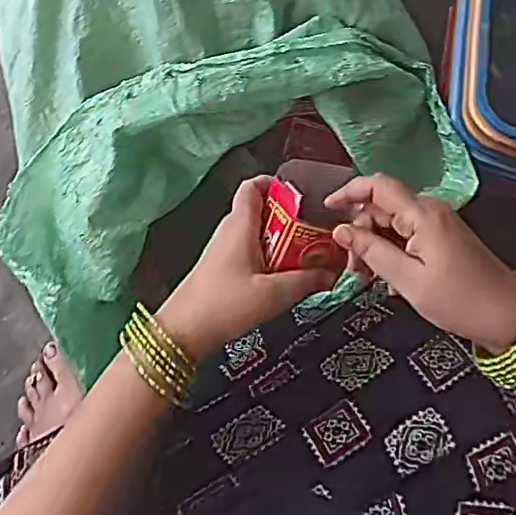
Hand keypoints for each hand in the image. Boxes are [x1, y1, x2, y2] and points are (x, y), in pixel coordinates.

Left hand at [156, 178, 338, 357]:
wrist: (184, 331)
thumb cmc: (223, 304)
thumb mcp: (273, 294)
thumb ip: (306, 281)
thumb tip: (330, 274)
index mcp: (240, 224)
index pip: (253, 185)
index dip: (275, 183)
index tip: (300, 194)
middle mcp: (231, 229)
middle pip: (261, 208)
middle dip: (289, 217)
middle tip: (313, 230)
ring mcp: (224, 247)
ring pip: (258, 231)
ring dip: (281, 239)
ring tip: (304, 254)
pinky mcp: (222, 265)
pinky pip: (250, 249)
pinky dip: (269, 254)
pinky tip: (282, 275)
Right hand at [325, 174, 515, 352]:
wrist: (511, 319)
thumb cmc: (460, 301)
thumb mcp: (409, 281)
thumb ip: (372, 252)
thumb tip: (342, 231)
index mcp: (422, 214)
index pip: (377, 185)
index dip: (349, 191)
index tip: (327, 208)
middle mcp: (430, 209)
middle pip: (382, 205)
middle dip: (360, 230)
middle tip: (352, 268)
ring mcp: (438, 221)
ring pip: (393, 220)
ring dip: (375, 243)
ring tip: (368, 278)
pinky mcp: (443, 235)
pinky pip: (407, 232)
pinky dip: (392, 249)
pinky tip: (389, 277)